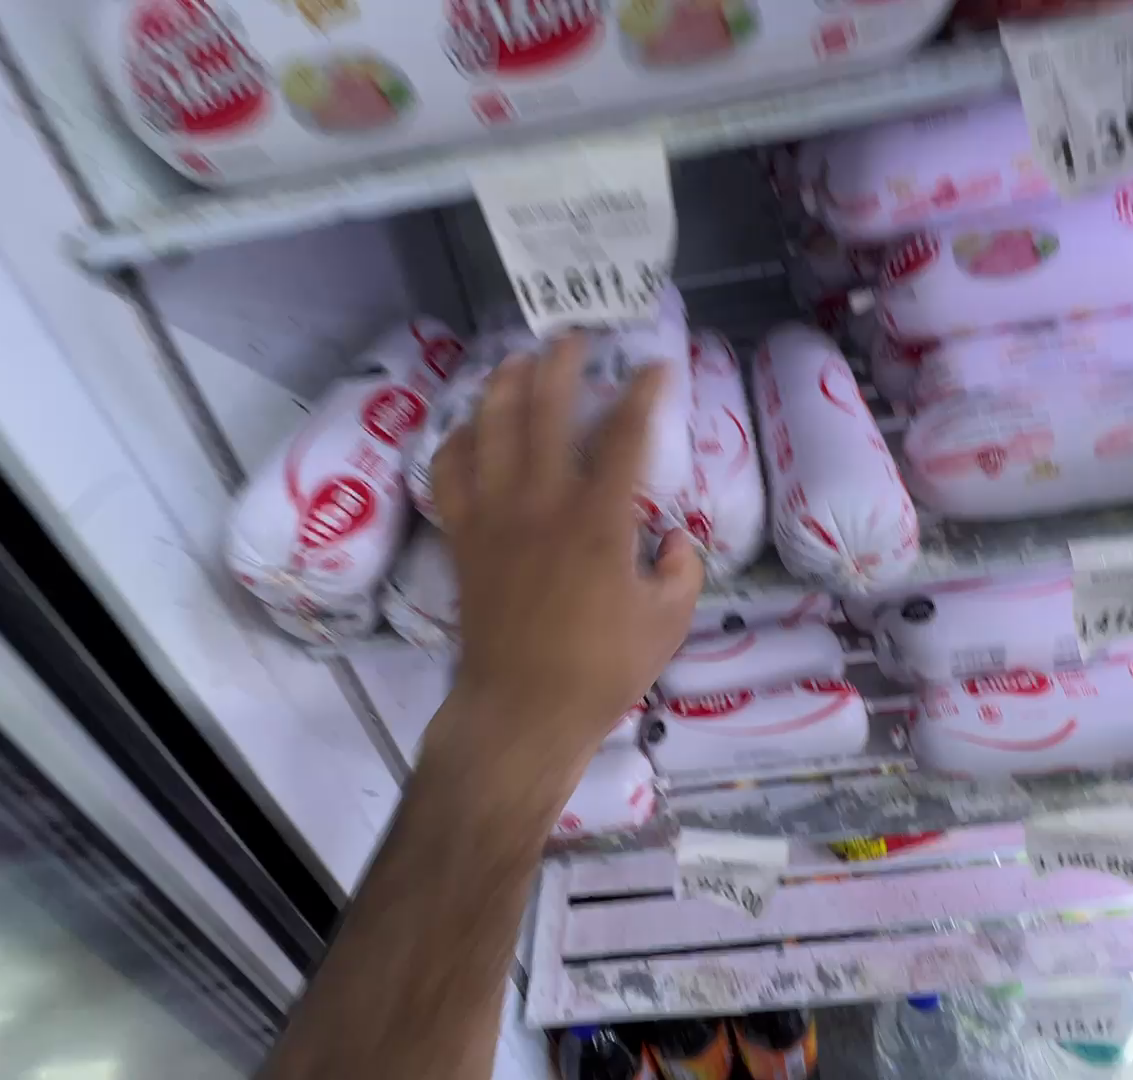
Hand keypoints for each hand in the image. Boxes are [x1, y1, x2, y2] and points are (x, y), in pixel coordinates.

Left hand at [427, 334, 701, 780]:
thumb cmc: (602, 668)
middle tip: (572, 338)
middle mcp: (541, 501)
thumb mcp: (669, 620)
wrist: (523, 708)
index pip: (625, 434)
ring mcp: (494, 515)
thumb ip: (683, 569)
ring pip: (490, 428)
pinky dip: (456, 442)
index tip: (656, 367)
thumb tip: (675, 538)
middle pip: (545, 409)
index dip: (644, 393)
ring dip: (504, 385)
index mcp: (598, 518)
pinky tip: (469, 428)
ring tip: (517, 360)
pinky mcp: (463, 536)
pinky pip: (449, 473)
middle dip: (561, 363)